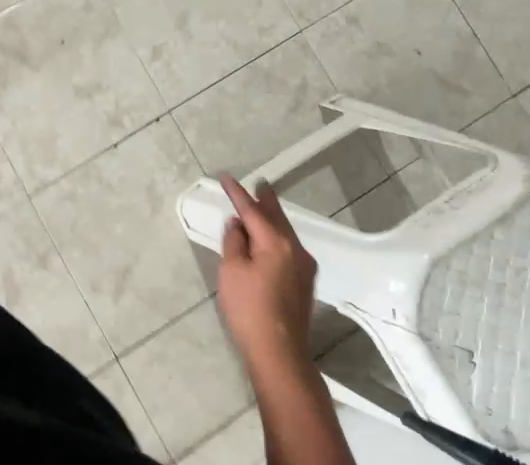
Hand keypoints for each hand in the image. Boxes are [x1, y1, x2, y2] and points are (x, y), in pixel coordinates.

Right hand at [214, 173, 317, 367]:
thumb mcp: (231, 270)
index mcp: (276, 243)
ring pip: (285, 233)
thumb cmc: (249, 308)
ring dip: (272, 218)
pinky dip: (276, 235)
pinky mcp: (304, 283)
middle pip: (277, 218)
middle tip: (259, 183)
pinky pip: (288, 247)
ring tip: (262, 204)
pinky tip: (268, 238)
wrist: (280, 352)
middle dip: (266, 200)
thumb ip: (234, 241)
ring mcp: (304, 268)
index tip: (225, 176)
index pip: (253, 210)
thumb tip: (238, 225)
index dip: (237, 193)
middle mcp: (296, 250)